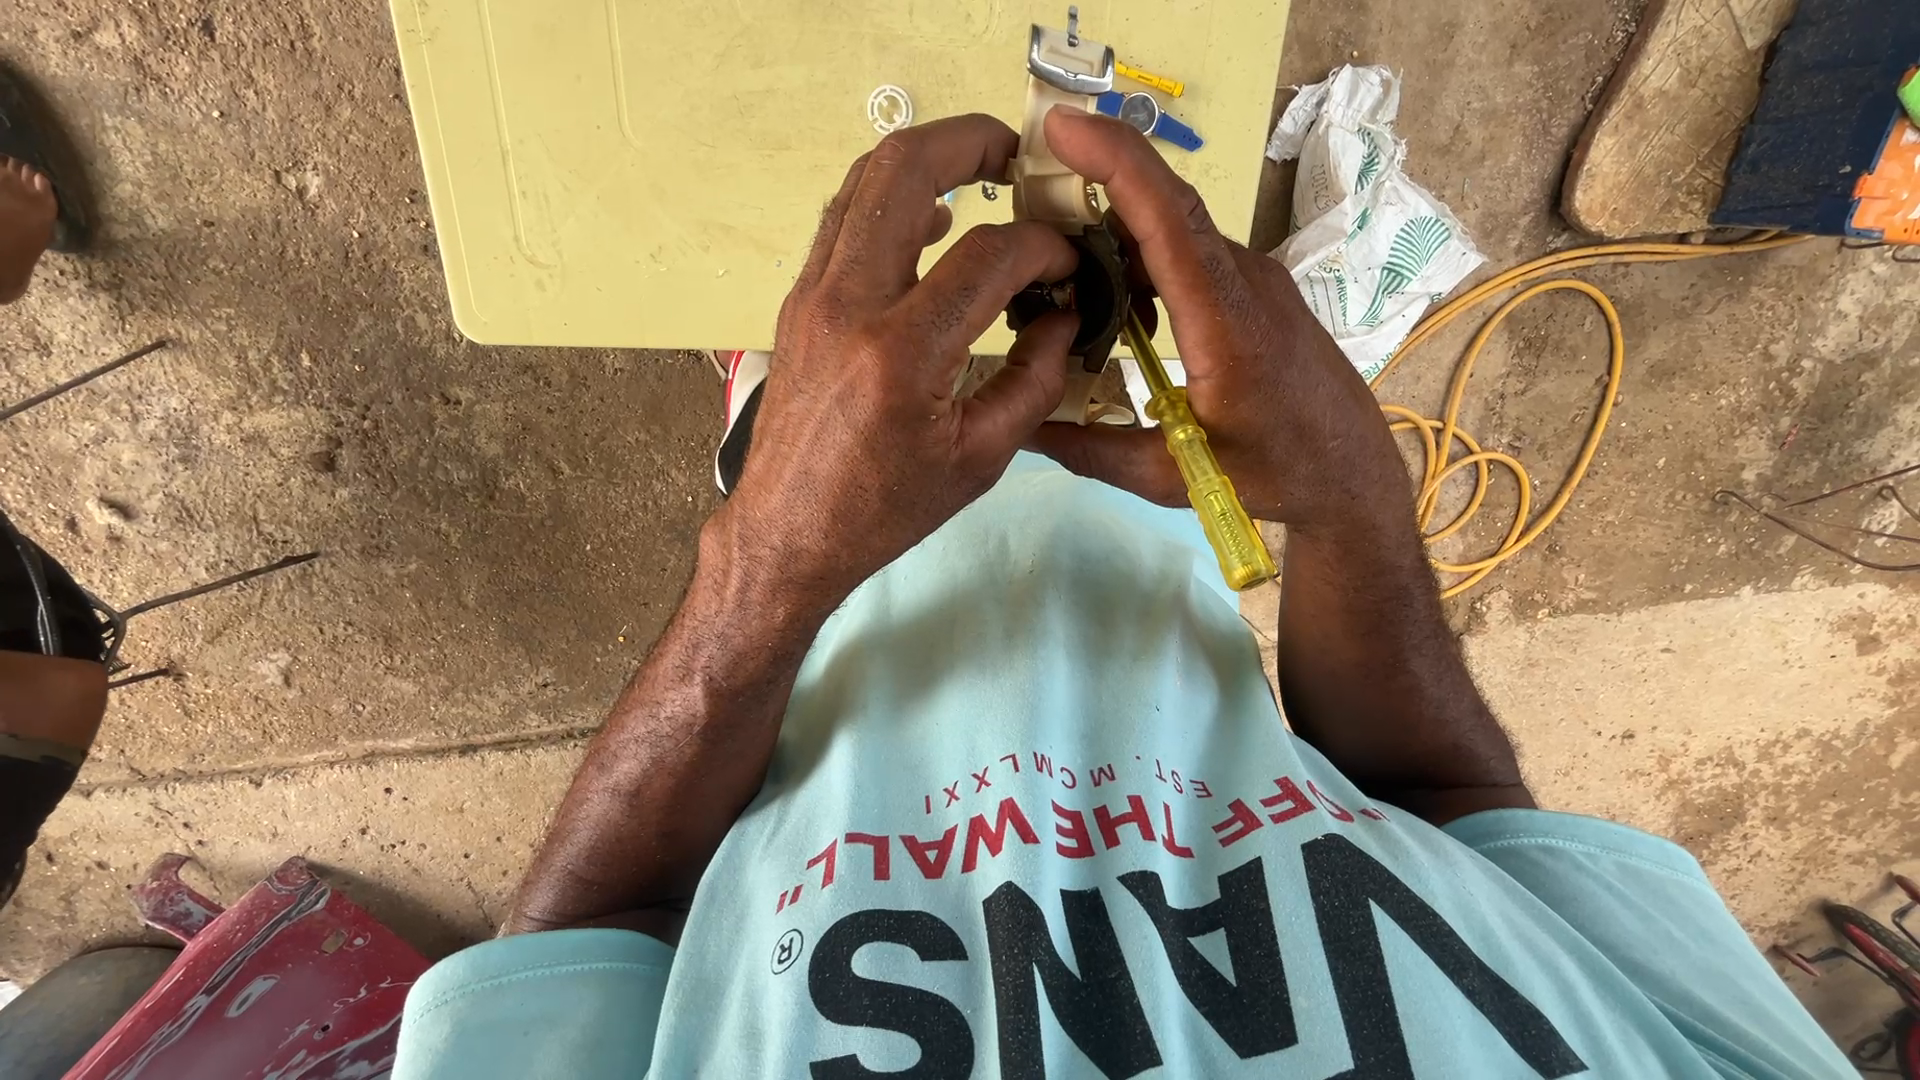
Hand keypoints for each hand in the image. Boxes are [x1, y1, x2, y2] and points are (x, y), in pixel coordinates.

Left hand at [712, 115, 1079, 602]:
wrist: (790, 531)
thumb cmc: (887, 510)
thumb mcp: (981, 457)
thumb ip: (1035, 379)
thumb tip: (1061, 316)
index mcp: (902, 355)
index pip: (988, 255)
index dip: (1042, 247)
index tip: (1066, 263)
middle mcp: (849, 306)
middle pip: (904, 170)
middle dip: (970, 141)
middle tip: (1018, 155)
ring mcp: (812, 296)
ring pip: (863, 181)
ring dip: (925, 161)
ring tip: (979, 178)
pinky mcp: (798, 303)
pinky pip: (844, 220)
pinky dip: (889, 200)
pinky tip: (928, 224)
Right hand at [1028, 109, 1406, 532]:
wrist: (1351, 472)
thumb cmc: (1272, 476)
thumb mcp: (1173, 477)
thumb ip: (1093, 452)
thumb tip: (1024, 428)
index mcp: (1225, 323)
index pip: (1168, 217)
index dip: (1115, 163)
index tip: (1060, 129)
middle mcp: (1244, 282)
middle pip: (1165, 211)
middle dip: (1095, 191)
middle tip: (1028, 210)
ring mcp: (1255, 281)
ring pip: (1176, 233)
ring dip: (1116, 238)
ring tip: (1058, 270)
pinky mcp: (1256, 291)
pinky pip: (1191, 256)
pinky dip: (1144, 264)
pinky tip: (1114, 305)